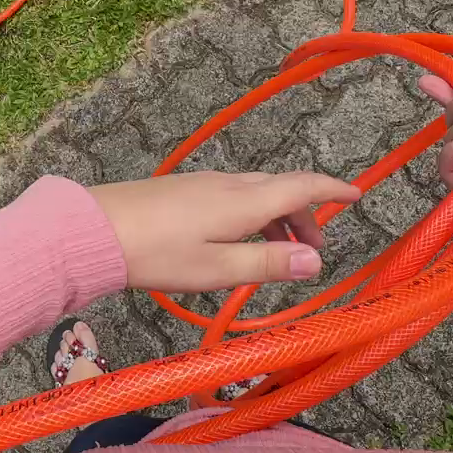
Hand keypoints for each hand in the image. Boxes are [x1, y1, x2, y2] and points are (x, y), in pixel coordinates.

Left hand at [88, 171, 360, 292]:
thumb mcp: (217, 268)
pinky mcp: (182, 190)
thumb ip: (268, 265)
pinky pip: (231, 195)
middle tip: (313, 250)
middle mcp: (227, 184)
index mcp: (243, 201)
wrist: (95, 230)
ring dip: (276, 217)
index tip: (357, 194)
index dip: (332, 189)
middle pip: (280, 188)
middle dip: (305, 213)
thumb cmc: (157, 253)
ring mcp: (202, 184)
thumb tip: (318, 260)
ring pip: (254, 192)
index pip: (300, 186)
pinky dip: (250, 214)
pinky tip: (237, 241)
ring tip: (278, 254)